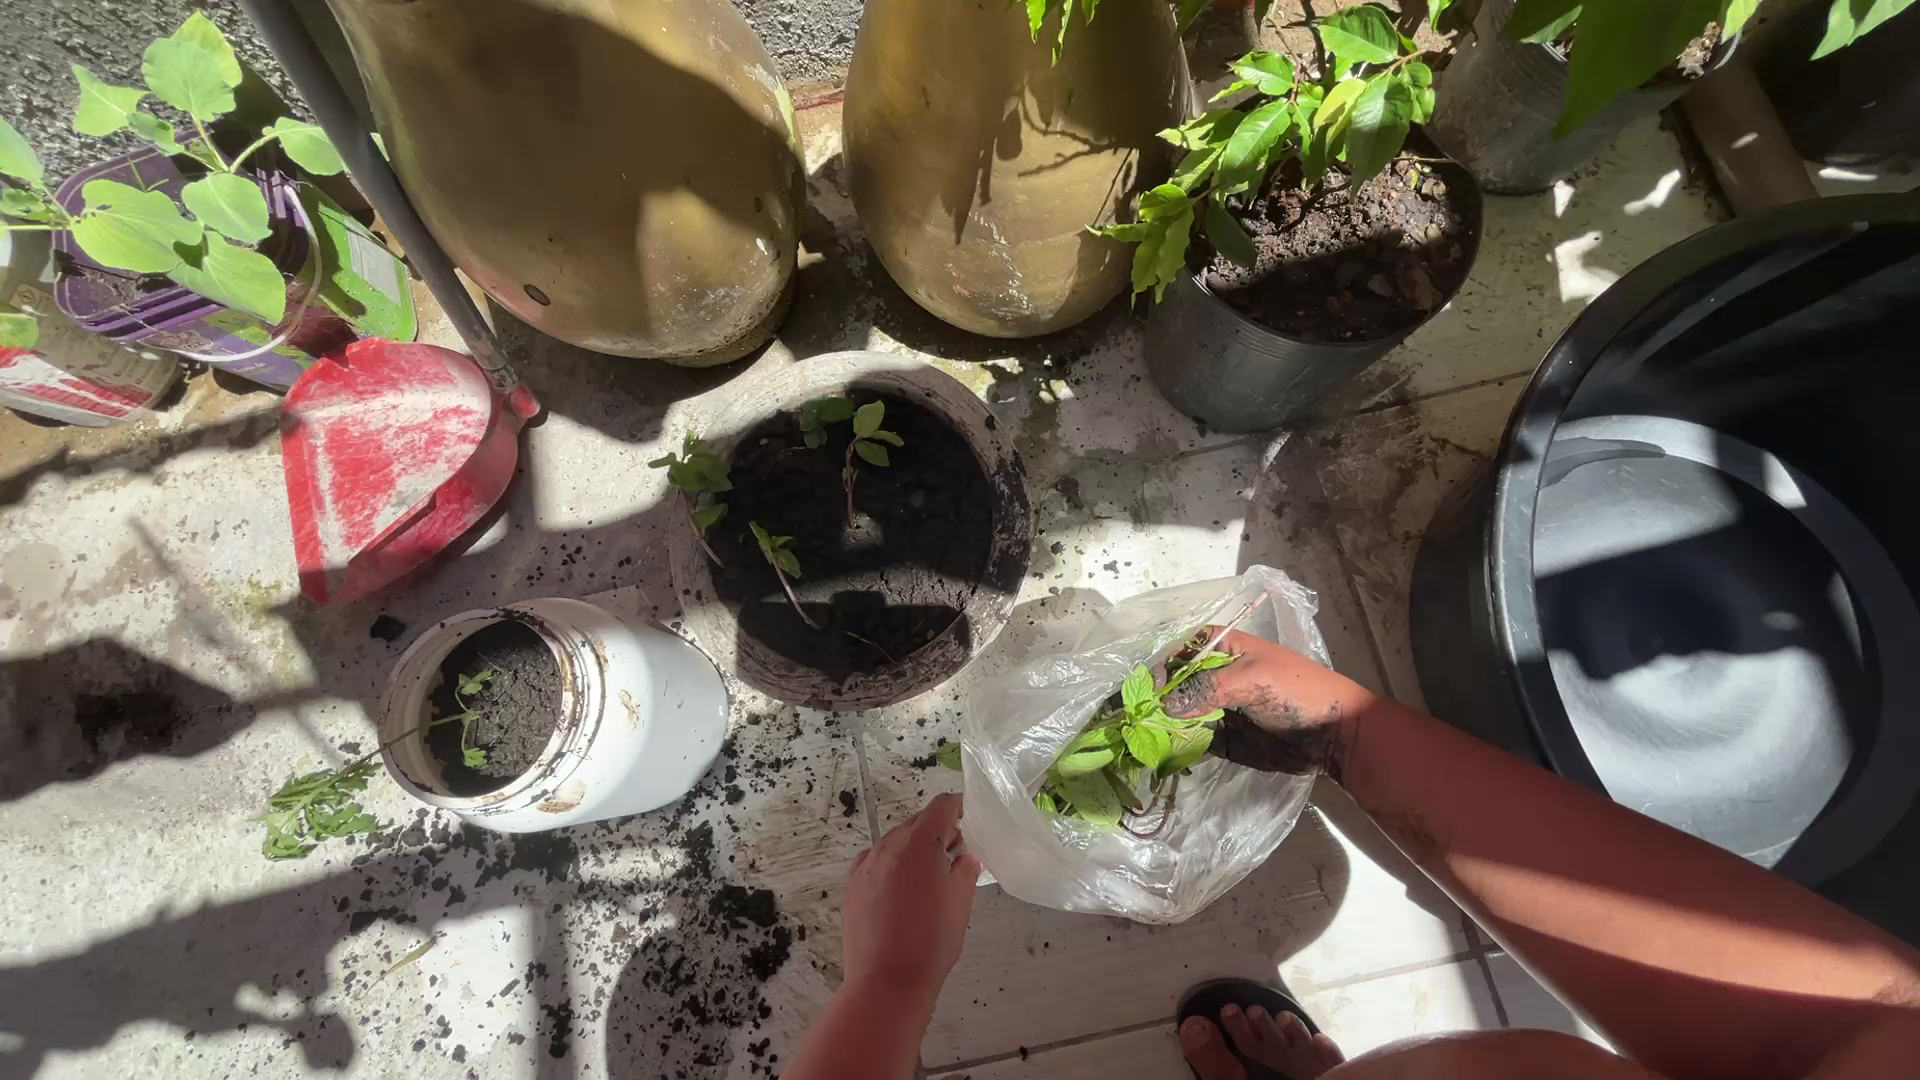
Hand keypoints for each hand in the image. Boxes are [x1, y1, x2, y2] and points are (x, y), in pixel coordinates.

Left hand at [841, 792, 979, 1005]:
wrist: (886, 981)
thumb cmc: (932, 940)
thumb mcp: (961, 902)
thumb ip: (964, 870)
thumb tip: (962, 858)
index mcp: (920, 842)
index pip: (942, 806)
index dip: (958, 808)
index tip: (969, 820)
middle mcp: (890, 844)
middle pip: (918, 822)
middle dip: (938, 832)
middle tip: (953, 858)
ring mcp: (867, 864)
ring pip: (896, 841)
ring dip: (914, 849)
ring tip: (926, 880)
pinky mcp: (852, 885)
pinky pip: (875, 861)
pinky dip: (890, 865)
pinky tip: (899, 889)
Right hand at [1161, 629, 1368, 779]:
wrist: (1336, 734)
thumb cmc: (1296, 691)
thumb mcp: (1250, 680)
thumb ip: (1206, 688)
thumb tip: (1165, 704)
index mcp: (1221, 647)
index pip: (1178, 649)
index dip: (1161, 665)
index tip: (1148, 688)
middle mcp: (1212, 675)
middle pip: (1172, 682)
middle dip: (1155, 697)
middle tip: (1140, 717)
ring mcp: (1215, 706)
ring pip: (1178, 712)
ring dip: (1162, 723)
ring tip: (1147, 737)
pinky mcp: (1221, 735)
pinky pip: (1192, 737)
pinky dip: (1178, 743)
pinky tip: (1165, 750)